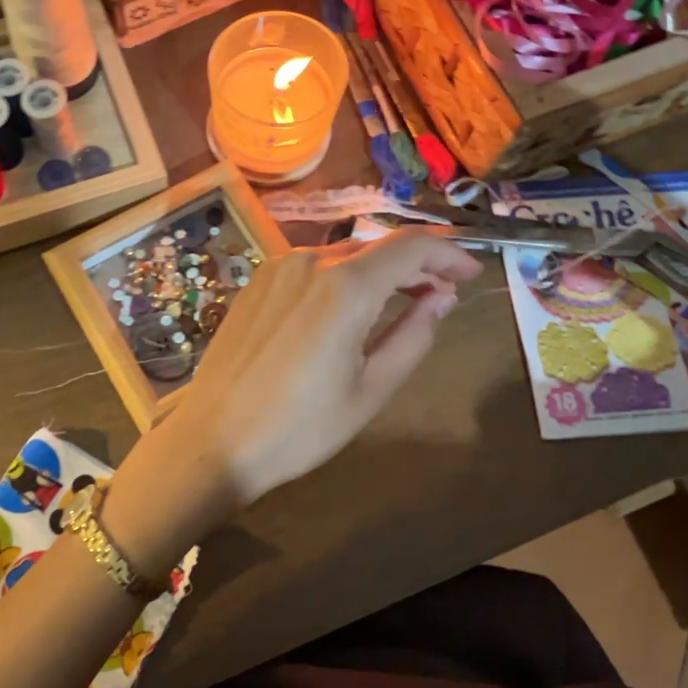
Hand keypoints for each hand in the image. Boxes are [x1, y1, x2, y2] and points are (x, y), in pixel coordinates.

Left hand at [151, 227, 482, 508]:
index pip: (412, 246)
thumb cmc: (300, 427)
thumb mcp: (371, 390)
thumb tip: (441, 298)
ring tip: (400, 303)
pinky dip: (342, 278)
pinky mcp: (256, 283)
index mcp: (344, 287)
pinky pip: (312, 268)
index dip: (450, 253)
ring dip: (378, 271)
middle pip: (377, 247)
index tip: (472, 273)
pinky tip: (348, 308)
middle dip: (417, 265)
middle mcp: (309, 262)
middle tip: (441, 296)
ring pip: (344, 256)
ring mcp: (277, 269)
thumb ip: (414, 336)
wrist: (215, 440)